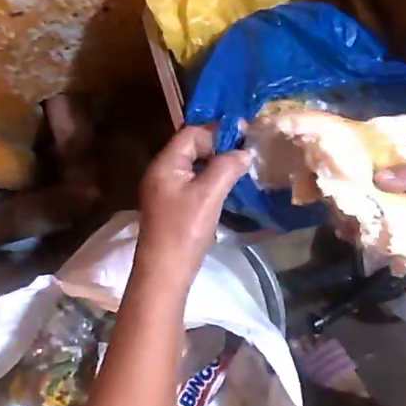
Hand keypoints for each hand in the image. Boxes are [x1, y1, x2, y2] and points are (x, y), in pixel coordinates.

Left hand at [137, 125, 252, 275]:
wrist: (164, 273)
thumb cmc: (184, 230)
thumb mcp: (209, 194)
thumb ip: (226, 167)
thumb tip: (244, 152)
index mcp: (164, 164)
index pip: (191, 133)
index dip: (217, 132)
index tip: (244, 136)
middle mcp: (160, 172)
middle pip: (190, 147)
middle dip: (217, 146)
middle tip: (245, 152)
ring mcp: (163, 191)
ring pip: (192, 166)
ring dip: (215, 164)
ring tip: (240, 168)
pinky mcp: (170, 207)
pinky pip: (191, 183)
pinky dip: (208, 180)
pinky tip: (226, 188)